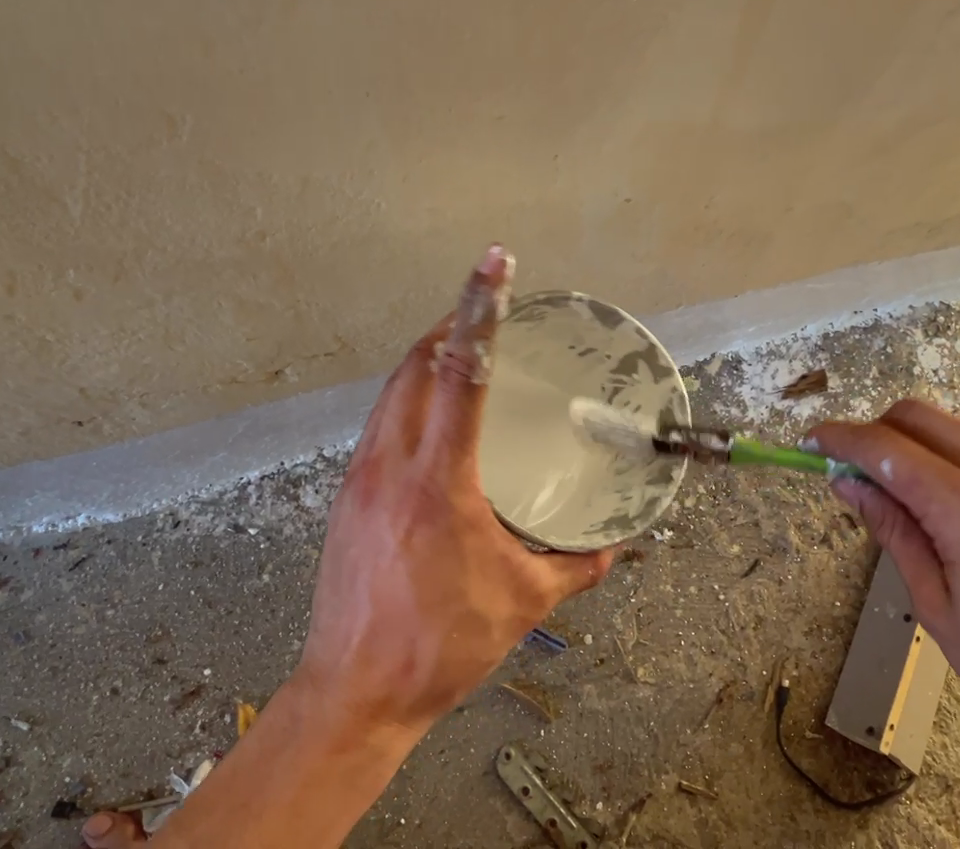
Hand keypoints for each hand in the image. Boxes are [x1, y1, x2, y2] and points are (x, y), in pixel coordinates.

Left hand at [135, 245, 616, 848]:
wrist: (353, 693)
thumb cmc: (440, 645)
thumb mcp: (522, 602)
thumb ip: (574, 566)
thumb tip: (612, 547)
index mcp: (439, 481)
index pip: (461, 374)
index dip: (480, 312)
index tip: (493, 265)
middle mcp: (391, 466)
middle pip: (414, 367)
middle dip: (450, 326)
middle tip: (486, 309)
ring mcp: (360, 480)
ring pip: (390, 393)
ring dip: (425, 360)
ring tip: (461, 350)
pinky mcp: (347, 499)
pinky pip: (379, 425)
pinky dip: (407, 399)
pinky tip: (431, 418)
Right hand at [807, 399, 959, 775]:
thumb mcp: (942, 612)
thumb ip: (896, 534)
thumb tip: (850, 486)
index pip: (889, 448)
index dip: (841, 439)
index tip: (809, 443)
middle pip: (919, 416)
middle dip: (873, 432)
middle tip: (850, 475)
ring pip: (953, 429)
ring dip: (911, 447)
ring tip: (898, 502)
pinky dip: (948, 461)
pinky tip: (947, 512)